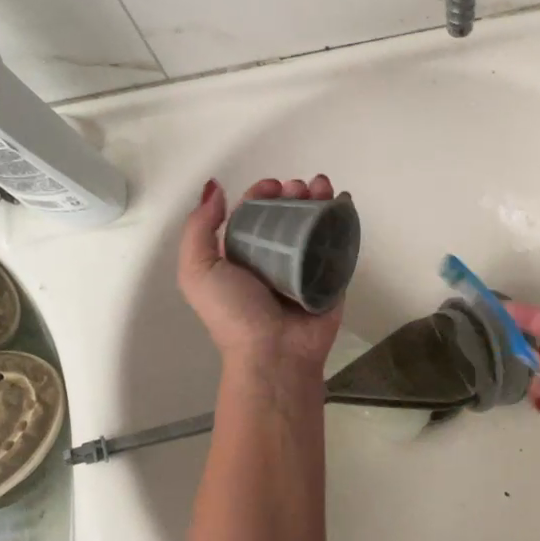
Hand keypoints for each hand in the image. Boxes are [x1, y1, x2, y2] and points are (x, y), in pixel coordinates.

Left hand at [178, 176, 344, 372]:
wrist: (273, 354)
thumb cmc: (233, 313)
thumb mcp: (197, 270)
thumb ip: (199, 228)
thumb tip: (215, 188)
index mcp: (240, 256)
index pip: (252, 214)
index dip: (261, 194)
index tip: (272, 186)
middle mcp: (272, 260)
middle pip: (286, 215)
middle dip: (293, 193)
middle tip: (299, 188)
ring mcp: (304, 268)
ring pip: (313, 225)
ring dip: (318, 199)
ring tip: (322, 188)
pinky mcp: (331, 278)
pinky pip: (338, 244)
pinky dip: (342, 220)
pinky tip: (342, 202)